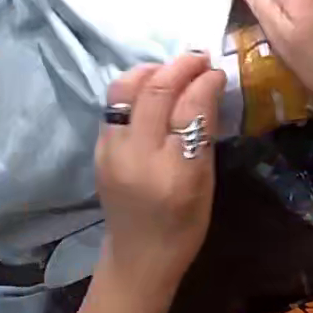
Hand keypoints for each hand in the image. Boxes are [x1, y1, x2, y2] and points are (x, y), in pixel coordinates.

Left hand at [94, 52, 224, 307]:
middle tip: (197, 57)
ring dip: (151, 71)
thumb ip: (203, 136)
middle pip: (155, 92)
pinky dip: (134, 88)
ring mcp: (111, 151)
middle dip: (179, 66)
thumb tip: (206, 89)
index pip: (190, 109)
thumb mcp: (206, 184)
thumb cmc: (183, 226)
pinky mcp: (97, 150)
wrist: (137, 254)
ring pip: (125, 90)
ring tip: (172, 69)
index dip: (205, 82)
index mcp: (175, 172)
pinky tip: (150, 87)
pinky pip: (114, 105)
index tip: (215, 70)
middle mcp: (139, 157)